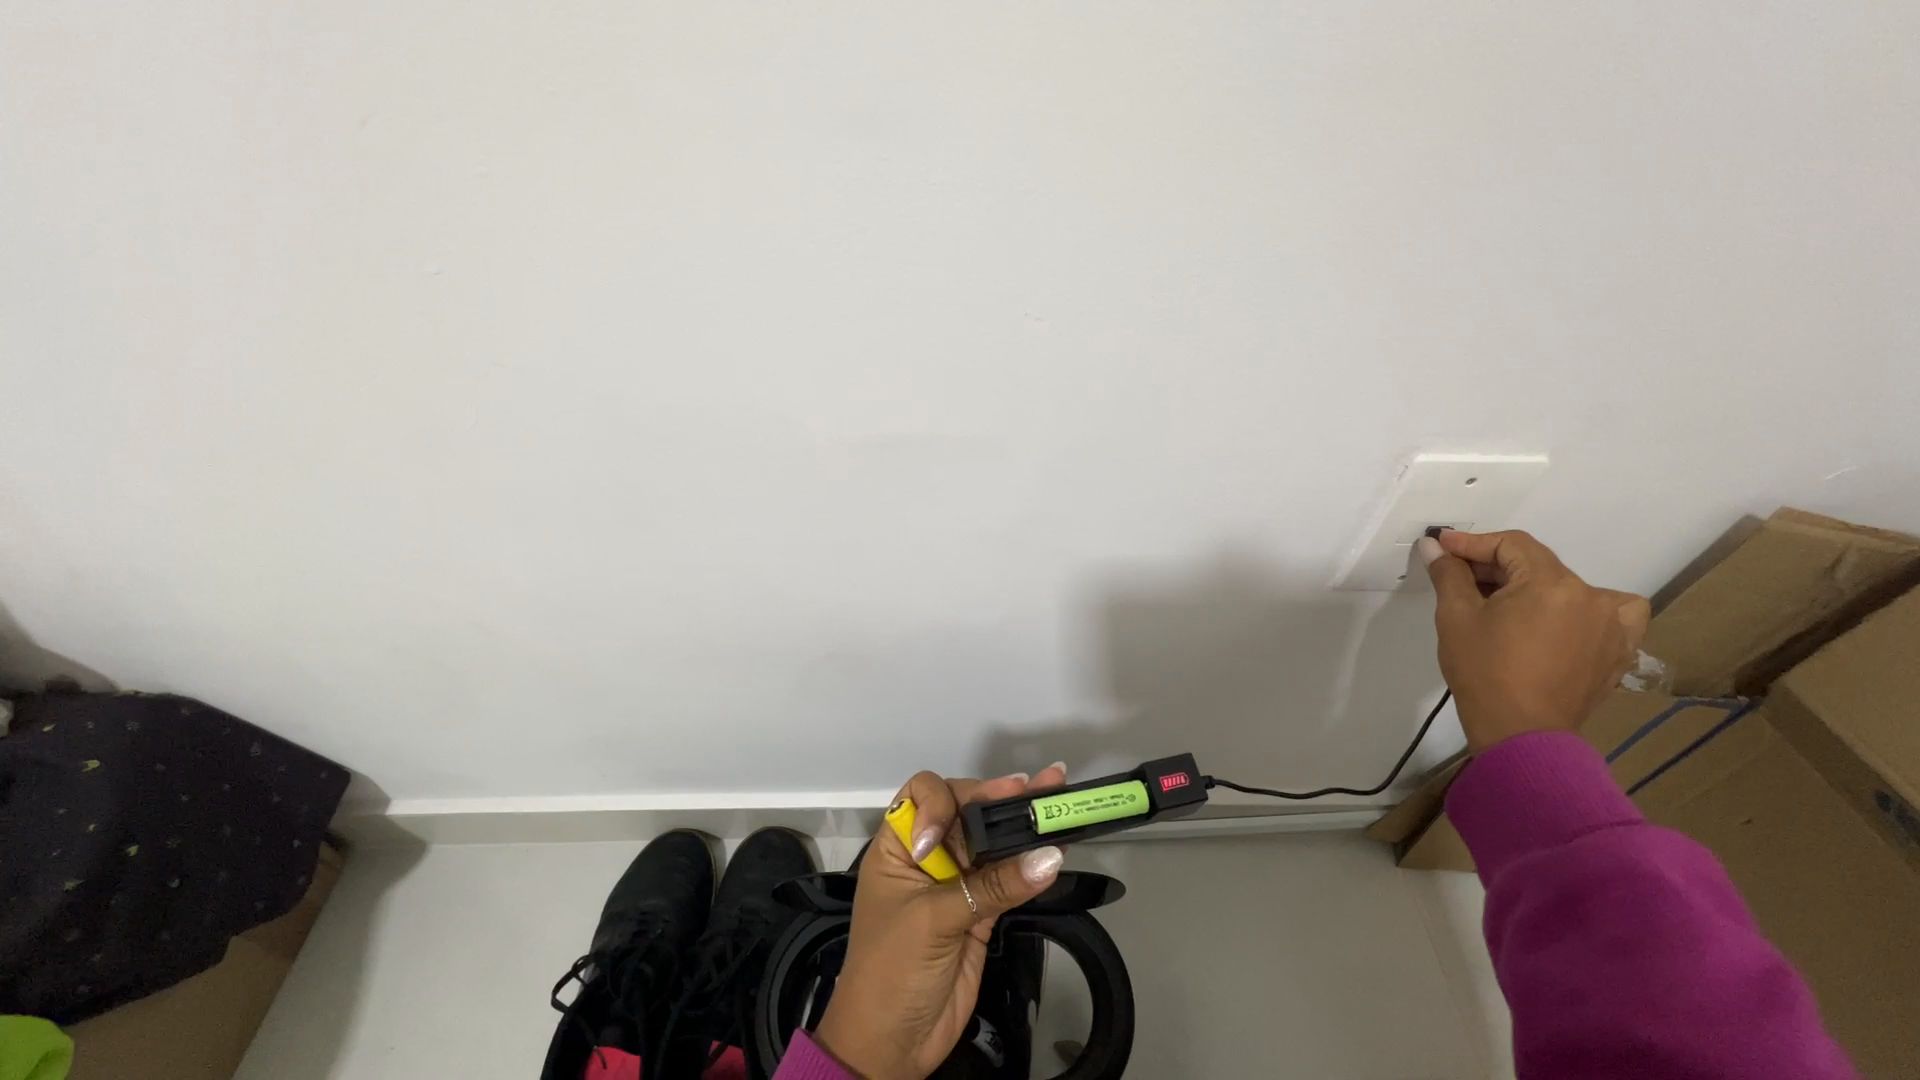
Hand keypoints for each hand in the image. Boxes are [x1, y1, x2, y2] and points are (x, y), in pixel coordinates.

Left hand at [812, 765, 1068, 1079]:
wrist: (891, 1044)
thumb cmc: (891, 970)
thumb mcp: (933, 920)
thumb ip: (992, 887)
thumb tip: (1048, 857)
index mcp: (897, 847)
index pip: (921, 797)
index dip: (941, 802)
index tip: (950, 833)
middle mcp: (927, 855)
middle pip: (965, 812)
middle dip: (998, 797)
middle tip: (1036, 786)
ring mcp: (956, 882)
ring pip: (993, 842)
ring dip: (1023, 822)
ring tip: (1056, 794)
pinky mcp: (981, 910)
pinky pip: (1010, 877)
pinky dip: (1033, 862)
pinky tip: (1058, 843)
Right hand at [1419, 529, 1649, 751]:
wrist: (1520, 733)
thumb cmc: (1484, 672)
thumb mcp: (1456, 617)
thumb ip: (1449, 574)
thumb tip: (1434, 546)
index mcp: (1552, 583)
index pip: (1511, 545)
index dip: (1473, 543)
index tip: (1442, 547)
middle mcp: (1592, 596)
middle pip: (1539, 566)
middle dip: (1497, 569)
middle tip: (1460, 580)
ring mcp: (1612, 625)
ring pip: (1571, 587)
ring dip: (1537, 587)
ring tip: (1509, 604)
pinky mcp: (1618, 651)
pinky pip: (1610, 614)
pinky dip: (1585, 610)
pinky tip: (1562, 622)